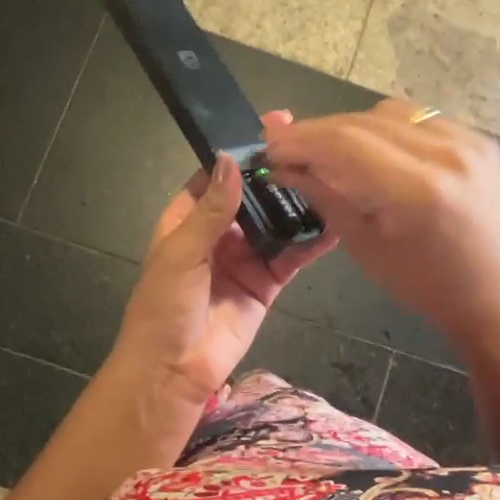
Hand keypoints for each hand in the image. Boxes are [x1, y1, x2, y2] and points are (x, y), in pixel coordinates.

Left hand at [110, 113, 335, 410]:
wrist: (173, 371)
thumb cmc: (164, 307)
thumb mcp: (182, 252)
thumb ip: (211, 210)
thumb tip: (232, 161)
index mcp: (187, 220)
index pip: (215, 177)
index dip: (240, 155)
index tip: (272, 129)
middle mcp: (218, 235)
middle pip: (251, 198)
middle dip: (277, 177)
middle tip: (313, 150)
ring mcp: (244, 259)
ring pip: (275, 225)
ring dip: (297, 206)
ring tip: (331, 180)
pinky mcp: (266, 284)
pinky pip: (291, 257)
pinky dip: (310, 243)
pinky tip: (335, 225)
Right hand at [262, 99, 499, 342]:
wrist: (491, 293)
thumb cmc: (421, 284)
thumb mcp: (363, 245)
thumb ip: (323, 193)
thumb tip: (280, 162)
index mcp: (419, 191)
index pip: (345, 143)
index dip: (301, 140)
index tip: (270, 145)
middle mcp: (448, 155)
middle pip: (363, 122)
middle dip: (318, 131)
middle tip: (286, 145)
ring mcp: (470, 142)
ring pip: (389, 112)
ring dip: (351, 127)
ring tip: (329, 150)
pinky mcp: (480, 140)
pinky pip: (418, 118)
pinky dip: (387, 129)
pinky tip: (373, 151)